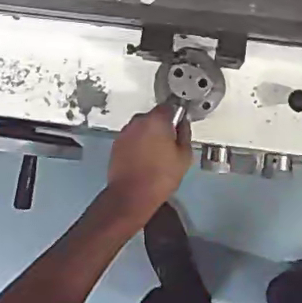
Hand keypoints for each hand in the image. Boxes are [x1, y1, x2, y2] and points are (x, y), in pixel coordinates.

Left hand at [102, 105, 191, 221]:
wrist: (132, 195)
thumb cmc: (160, 176)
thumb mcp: (184, 156)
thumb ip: (185, 134)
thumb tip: (182, 124)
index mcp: (157, 120)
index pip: (169, 107)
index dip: (175, 117)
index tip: (178, 128)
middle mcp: (138, 121)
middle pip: (153, 116)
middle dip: (161, 126)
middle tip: (168, 145)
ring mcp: (125, 132)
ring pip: (141, 127)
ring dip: (148, 135)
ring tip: (155, 155)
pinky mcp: (116, 144)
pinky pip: (131, 138)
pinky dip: (137, 144)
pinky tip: (142, 159)